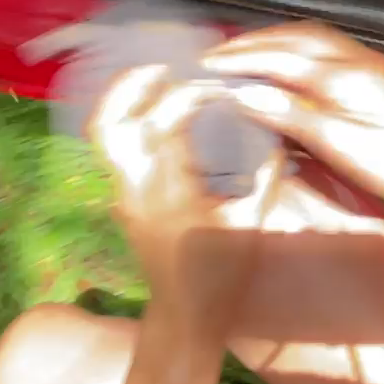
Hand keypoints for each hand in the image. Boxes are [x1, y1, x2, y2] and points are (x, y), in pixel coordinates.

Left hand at [89, 64, 283, 339]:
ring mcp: (123, 195)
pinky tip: (152, 110)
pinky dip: (127, 119)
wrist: (184, 316)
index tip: (216, 90)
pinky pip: (113, 148)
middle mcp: (138, 189)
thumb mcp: (253, 226)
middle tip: (166, 67)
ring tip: (153, 79)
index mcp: (172, 193)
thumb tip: (278, 140)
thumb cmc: (221, 275)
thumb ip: (266, 179)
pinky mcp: (122, 199)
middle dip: (135, 87)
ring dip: (124, 99)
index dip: (189, 98)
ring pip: (105, 133)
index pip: (167, 126)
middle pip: (114, 124)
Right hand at [203, 23, 383, 212]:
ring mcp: (370, 65)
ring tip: (247, 54)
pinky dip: (299, 48)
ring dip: (275, 41)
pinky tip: (295, 66)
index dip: (237, 60)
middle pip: (291, 37)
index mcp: (342, 75)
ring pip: (311, 38)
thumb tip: (248, 94)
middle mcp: (355, 61)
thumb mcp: (344, 147)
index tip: (205, 66)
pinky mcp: (381, 77)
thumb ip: (294, 116)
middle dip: (250, 42)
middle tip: (217, 55)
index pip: (276, 57)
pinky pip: (328, 47)